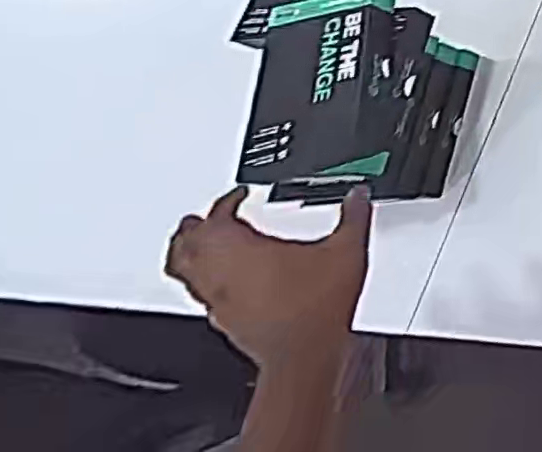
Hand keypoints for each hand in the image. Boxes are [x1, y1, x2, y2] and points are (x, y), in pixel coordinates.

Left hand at [166, 185, 371, 369]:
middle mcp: (223, 275)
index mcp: (246, 252)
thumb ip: (353, 215)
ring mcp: (218, 300)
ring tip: (194, 241)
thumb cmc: (318, 301)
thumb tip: (358, 194)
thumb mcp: (349, 246)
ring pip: (184, 271)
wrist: (304, 348)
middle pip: (187, 248)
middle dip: (192, 228)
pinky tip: (221, 277)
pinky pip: (198, 291)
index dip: (225, 202)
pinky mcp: (222, 317)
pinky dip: (201, 275)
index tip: (236, 194)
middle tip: (201, 215)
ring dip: (186, 252)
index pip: (218, 221)